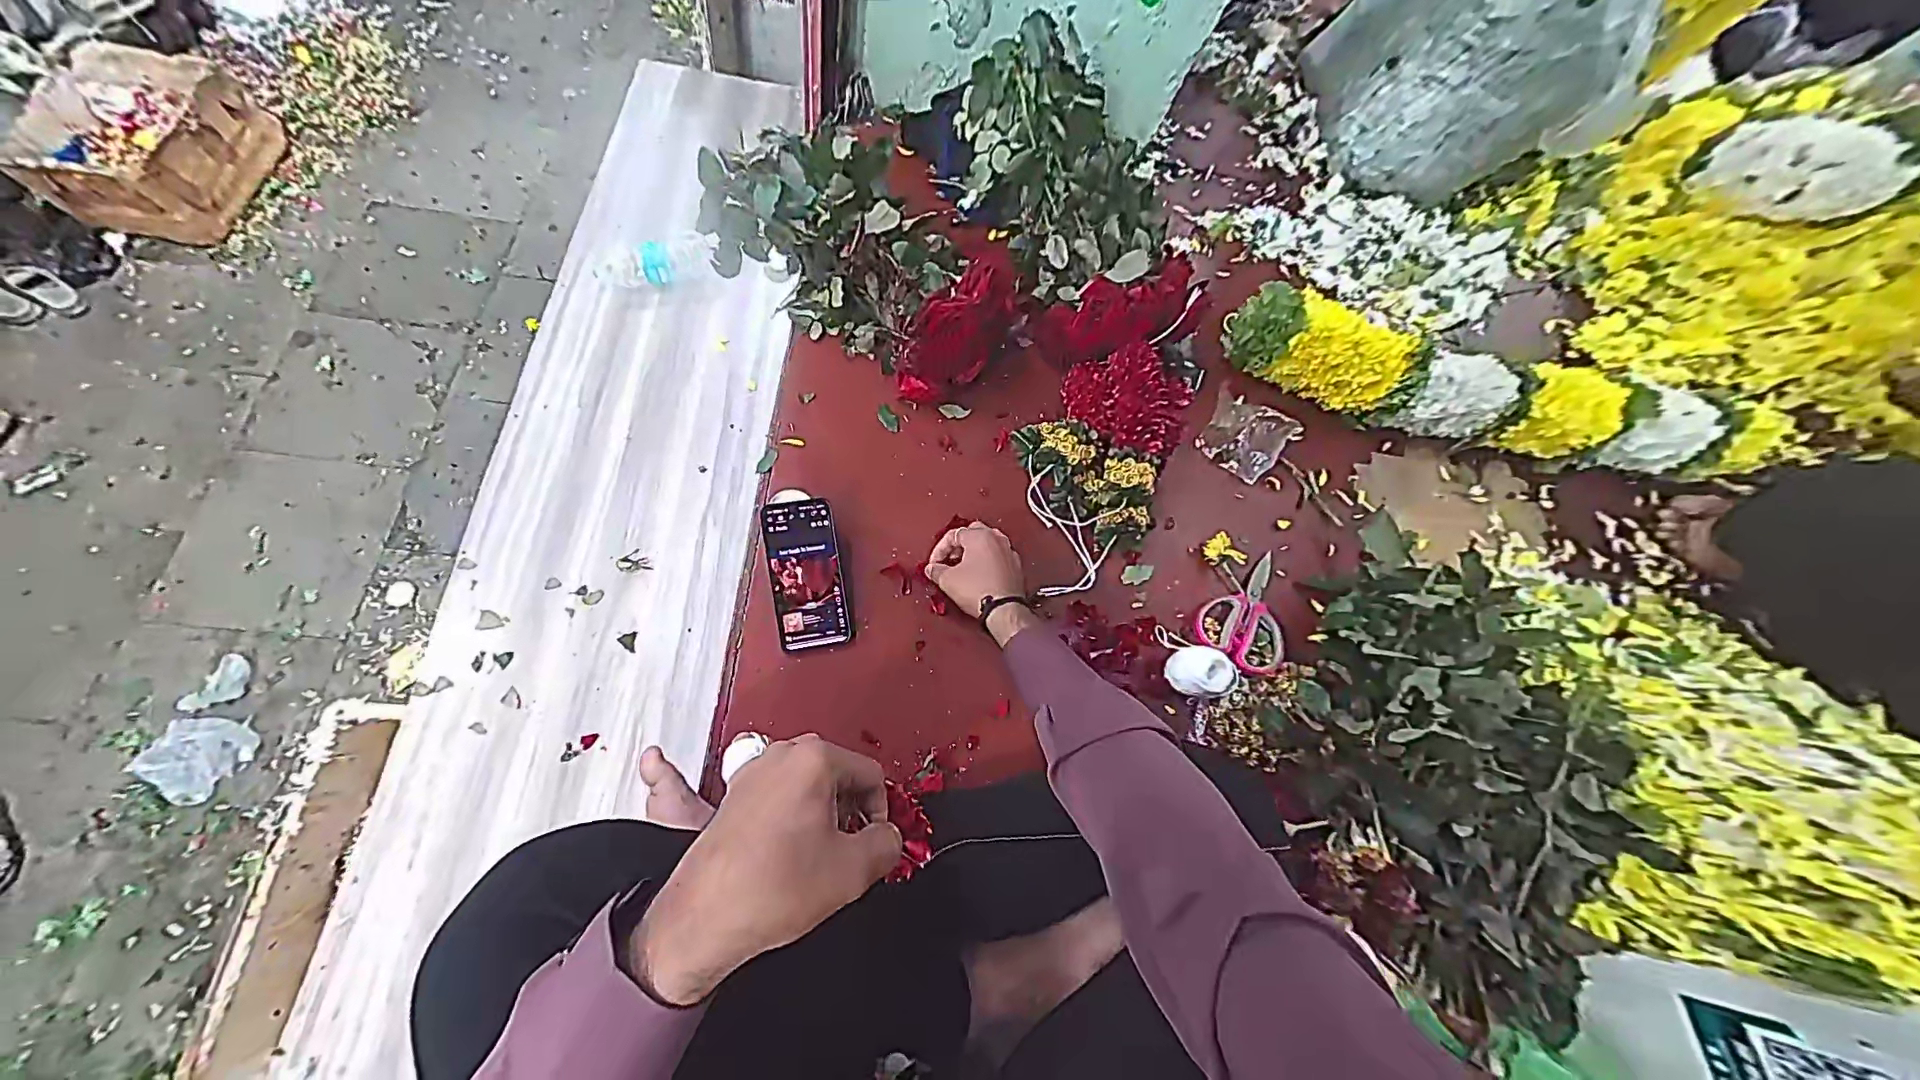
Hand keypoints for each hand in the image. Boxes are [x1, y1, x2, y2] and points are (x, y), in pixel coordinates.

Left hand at [629, 736, 899, 1005]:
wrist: (702, 919)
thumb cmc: (764, 889)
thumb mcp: (854, 870)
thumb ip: (889, 843)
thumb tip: (889, 837)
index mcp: (814, 758)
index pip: (871, 774)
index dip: (881, 812)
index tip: (875, 838)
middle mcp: (782, 755)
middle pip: (840, 775)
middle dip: (851, 813)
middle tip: (849, 849)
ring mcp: (755, 773)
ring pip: (811, 786)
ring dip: (823, 817)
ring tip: (816, 858)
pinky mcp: (736, 796)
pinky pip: (782, 797)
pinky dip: (794, 821)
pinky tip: (788, 858)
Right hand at [924, 521, 1025, 618]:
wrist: (1003, 610)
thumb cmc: (981, 591)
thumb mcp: (948, 580)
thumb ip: (936, 570)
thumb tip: (933, 569)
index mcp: (980, 536)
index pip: (953, 534)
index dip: (939, 549)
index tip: (935, 563)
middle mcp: (997, 539)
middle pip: (972, 533)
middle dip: (958, 546)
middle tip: (948, 560)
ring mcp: (1009, 552)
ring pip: (988, 544)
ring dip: (974, 553)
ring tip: (963, 568)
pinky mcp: (1016, 567)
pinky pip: (998, 558)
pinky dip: (987, 562)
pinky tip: (979, 576)